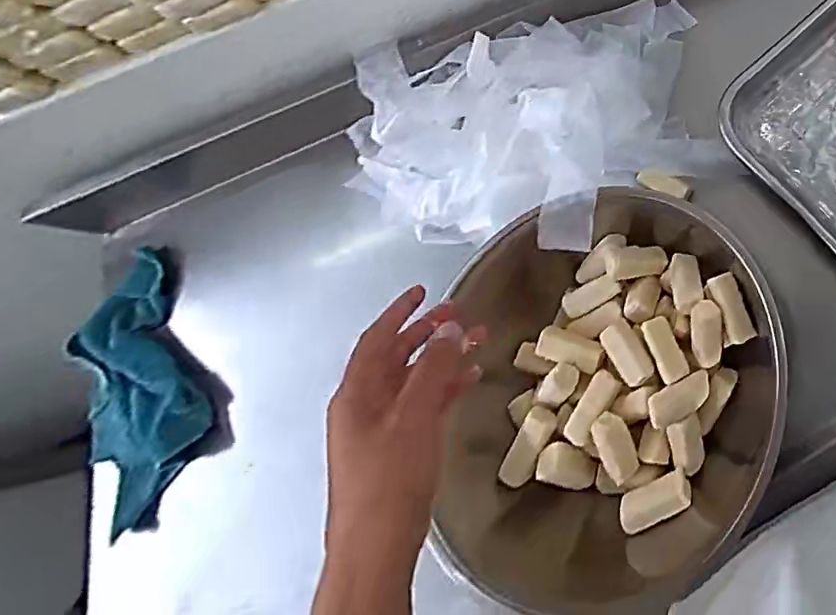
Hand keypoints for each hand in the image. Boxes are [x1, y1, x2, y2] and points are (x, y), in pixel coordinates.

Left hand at [315, 287, 483, 614]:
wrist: (378, 543)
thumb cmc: (390, 476)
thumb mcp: (414, 414)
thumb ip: (433, 368)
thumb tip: (451, 328)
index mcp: (357, 394)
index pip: (377, 340)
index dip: (400, 312)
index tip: (422, 290)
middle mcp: (366, 405)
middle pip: (397, 355)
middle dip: (428, 331)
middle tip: (459, 311)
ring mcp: (383, 425)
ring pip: (416, 376)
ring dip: (445, 356)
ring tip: (478, 338)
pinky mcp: (401, 443)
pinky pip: (426, 400)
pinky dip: (447, 384)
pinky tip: (470, 376)